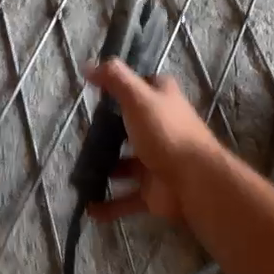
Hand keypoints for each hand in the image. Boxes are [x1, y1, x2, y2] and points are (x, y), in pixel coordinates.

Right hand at [84, 59, 221, 224]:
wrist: (195, 183)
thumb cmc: (166, 132)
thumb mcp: (138, 96)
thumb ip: (114, 78)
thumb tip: (88, 65)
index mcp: (162, 100)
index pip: (145, 85)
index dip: (126, 84)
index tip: (99, 88)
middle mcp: (160, 128)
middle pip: (131, 126)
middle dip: (108, 131)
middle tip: (81, 132)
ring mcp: (155, 162)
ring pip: (125, 164)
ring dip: (105, 168)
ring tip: (77, 170)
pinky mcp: (152, 191)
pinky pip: (126, 199)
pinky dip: (108, 205)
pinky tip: (88, 208)